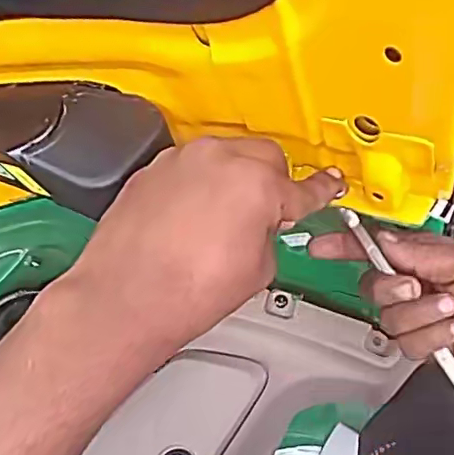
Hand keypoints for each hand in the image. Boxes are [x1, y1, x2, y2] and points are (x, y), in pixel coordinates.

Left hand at [54, 137, 342, 354]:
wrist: (127, 299)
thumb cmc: (184, 292)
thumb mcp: (258, 270)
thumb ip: (271, 235)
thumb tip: (265, 226)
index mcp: (256, 185)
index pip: (303, 187)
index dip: (320, 191)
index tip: (326, 186)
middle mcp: (218, 161)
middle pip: (267, 155)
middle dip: (274, 183)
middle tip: (270, 216)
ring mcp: (182, 161)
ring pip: (227, 156)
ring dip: (235, 181)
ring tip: (223, 224)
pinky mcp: (154, 169)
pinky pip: (192, 167)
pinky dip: (201, 186)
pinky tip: (194, 221)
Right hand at [308, 230, 453, 383]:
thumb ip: (421, 254)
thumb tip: (386, 242)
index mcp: (426, 257)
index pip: (378, 248)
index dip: (348, 246)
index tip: (323, 246)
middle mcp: (416, 285)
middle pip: (375, 284)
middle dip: (396, 288)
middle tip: (419, 287)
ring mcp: (418, 315)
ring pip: (391, 317)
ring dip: (425, 315)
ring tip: (453, 311)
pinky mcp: (421, 342)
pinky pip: (407, 341)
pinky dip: (433, 337)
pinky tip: (453, 331)